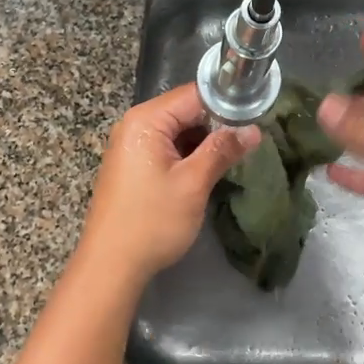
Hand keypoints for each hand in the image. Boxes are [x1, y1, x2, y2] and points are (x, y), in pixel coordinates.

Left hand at [79, 83, 261, 282]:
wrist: (109, 268)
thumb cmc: (151, 222)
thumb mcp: (193, 184)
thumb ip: (222, 151)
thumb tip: (254, 130)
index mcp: (146, 120)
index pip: (194, 95)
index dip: (226, 104)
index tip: (254, 116)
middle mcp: (135, 124)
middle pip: (185, 110)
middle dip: (216, 124)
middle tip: (247, 139)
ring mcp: (131, 144)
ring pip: (178, 130)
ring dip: (203, 141)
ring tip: (233, 154)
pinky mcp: (132, 164)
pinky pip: (166, 146)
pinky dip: (187, 154)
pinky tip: (206, 169)